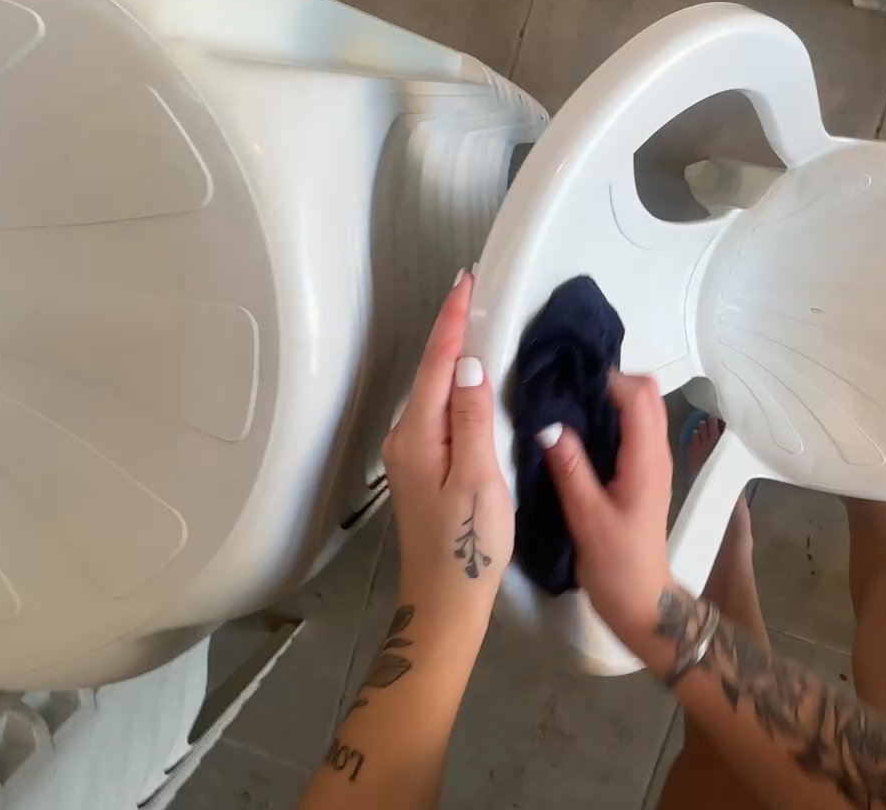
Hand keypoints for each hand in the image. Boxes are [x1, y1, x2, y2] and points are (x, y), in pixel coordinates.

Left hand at [382, 271, 512, 620]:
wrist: (446, 603)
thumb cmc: (468, 546)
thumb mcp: (478, 479)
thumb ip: (472, 419)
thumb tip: (467, 364)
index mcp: (418, 436)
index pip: (436, 365)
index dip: (451, 321)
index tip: (464, 282)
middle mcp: (407, 437)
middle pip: (430, 372)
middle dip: (450, 329)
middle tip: (473, 292)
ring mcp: (412, 452)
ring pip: (434, 390)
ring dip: (453, 355)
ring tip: (476, 321)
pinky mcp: (424, 464)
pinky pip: (439, 410)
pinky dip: (455, 384)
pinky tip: (471, 377)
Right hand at [538, 373, 675, 663]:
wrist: (641, 601)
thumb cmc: (616, 562)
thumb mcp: (586, 516)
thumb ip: (569, 467)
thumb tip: (548, 423)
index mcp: (646, 458)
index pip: (638, 397)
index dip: (608, 379)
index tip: (570, 378)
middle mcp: (657, 452)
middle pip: (647, 394)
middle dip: (613, 380)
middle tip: (570, 386)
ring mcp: (653, 461)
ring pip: (644, 408)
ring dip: (614, 396)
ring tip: (571, 400)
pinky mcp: (644, 470)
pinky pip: (635, 426)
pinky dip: (614, 414)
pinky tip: (582, 427)